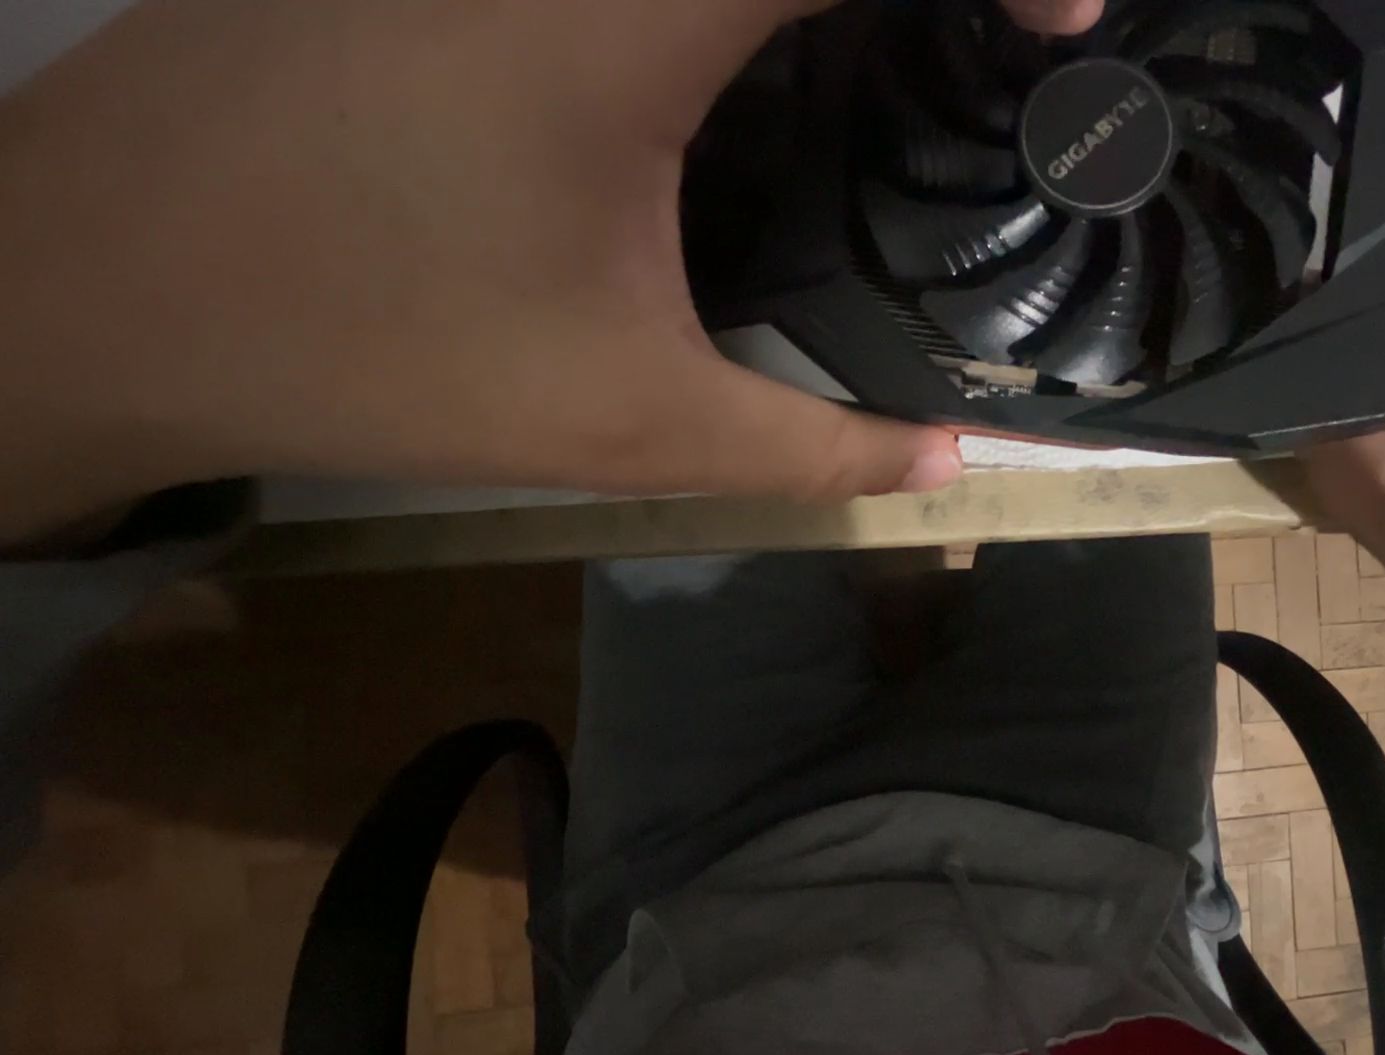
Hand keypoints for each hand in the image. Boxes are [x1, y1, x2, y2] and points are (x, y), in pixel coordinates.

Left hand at [0, 0, 1097, 544]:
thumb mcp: (640, 422)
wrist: (105, 291)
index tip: (1065, 23)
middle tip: (1004, 34)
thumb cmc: (388, 359)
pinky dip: (746, 0)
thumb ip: (818, 446)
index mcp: (626, 12)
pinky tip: (769, 49)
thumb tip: (947, 465)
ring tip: (909, 51)